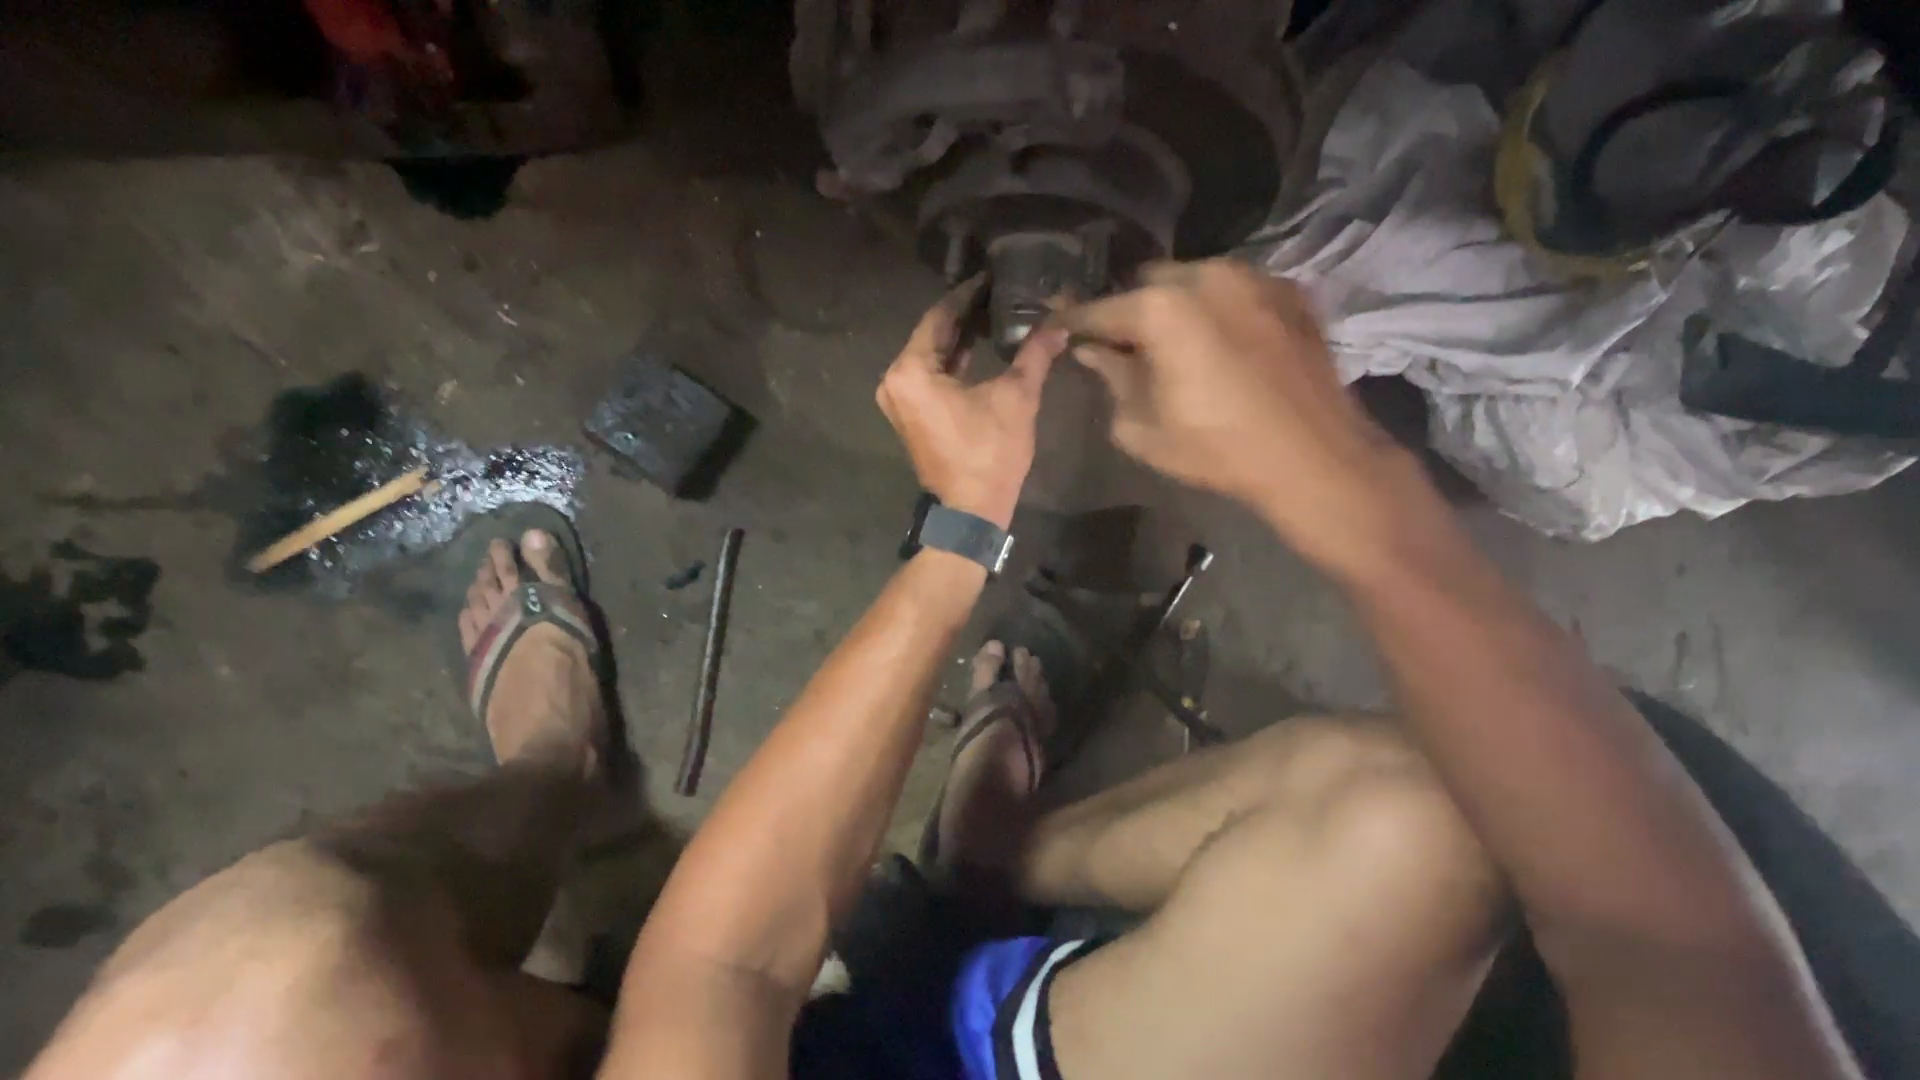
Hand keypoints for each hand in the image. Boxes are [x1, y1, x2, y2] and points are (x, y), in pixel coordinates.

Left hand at [877, 278, 1062, 527]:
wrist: (971, 511)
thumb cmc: (989, 454)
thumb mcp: (1015, 399)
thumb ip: (1033, 356)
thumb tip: (1059, 326)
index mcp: (911, 371)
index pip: (939, 317)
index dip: (967, 296)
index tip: (991, 278)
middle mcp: (895, 380)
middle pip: (932, 335)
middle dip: (965, 316)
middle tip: (998, 293)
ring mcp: (898, 400)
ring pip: (930, 356)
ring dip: (959, 339)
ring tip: (994, 315)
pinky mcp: (909, 415)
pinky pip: (929, 376)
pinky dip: (952, 363)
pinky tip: (979, 347)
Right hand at [1057, 260, 1416, 563]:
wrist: (1313, 456)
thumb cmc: (1216, 448)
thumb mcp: (1141, 426)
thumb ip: (1111, 377)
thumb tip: (1095, 352)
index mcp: (1161, 307)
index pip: (1099, 309)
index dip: (1075, 323)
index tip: (1060, 331)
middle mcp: (1205, 275)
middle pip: (1148, 283)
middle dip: (1132, 310)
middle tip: (1127, 345)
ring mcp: (1253, 277)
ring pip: (1194, 280)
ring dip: (1177, 305)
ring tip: (1178, 342)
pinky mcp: (1289, 291)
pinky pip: (1236, 290)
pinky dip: (1220, 309)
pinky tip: (1224, 343)